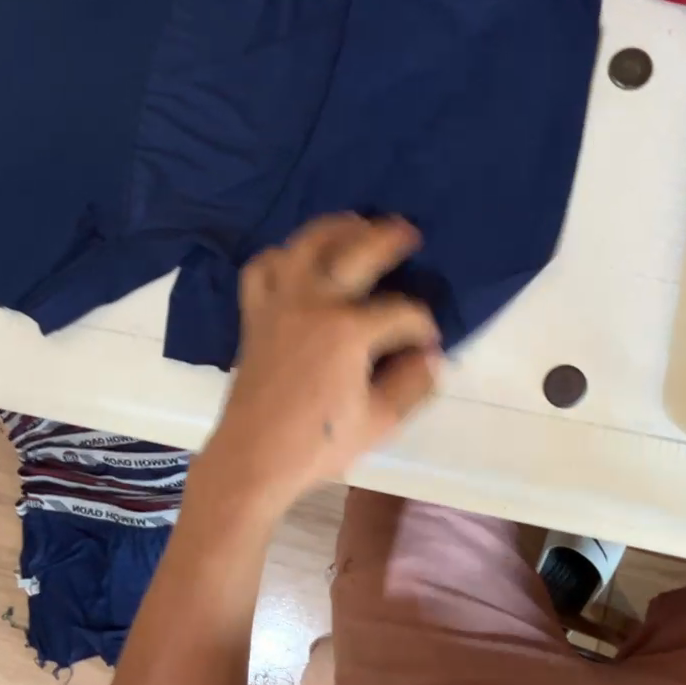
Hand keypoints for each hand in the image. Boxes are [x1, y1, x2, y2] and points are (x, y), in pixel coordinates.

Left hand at [199, 214, 441, 512]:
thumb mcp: (381, 421)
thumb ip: (413, 384)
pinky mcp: (255, 314)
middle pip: (357, 251)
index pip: (402, 312)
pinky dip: (282, 258)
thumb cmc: (319, 444)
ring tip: (355, 226)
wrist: (254, 458)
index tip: (429, 342)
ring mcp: (279, 303)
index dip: (423, 325)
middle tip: (409, 233)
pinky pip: (263, 268)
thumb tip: (432, 356)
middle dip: (390, 238)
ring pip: (306, 244)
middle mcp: (313, 303)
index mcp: (349, 331)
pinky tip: (298, 263)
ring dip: (334, 229)